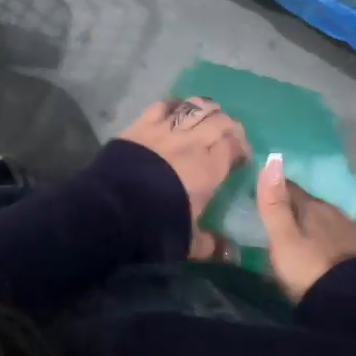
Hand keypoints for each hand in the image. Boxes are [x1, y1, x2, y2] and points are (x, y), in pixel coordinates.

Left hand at [116, 98, 250, 253]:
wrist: (114, 209)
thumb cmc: (158, 226)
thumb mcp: (190, 243)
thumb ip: (212, 244)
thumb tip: (230, 252)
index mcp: (209, 168)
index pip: (233, 145)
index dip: (241, 146)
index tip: (241, 155)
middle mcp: (192, 142)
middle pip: (218, 120)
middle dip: (228, 124)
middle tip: (229, 133)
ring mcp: (166, 129)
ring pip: (194, 107)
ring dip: (206, 109)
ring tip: (210, 113)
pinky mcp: (143, 124)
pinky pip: (164, 105)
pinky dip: (175, 103)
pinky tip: (178, 107)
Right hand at [257, 153, 355, 300]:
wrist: (354, 306)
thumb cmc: (310, 270)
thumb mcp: (283, 240)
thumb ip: (274, 203)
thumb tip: (272, 157)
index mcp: (312, 206)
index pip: (289, 187)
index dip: (274, 190)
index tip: (263, 198)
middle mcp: (334, 211)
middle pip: (309, 204)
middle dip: (296, 211)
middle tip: (281, 225)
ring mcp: (353, 231)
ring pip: (327, 221)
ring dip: (315, 227)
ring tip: (303, 243)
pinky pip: (342, 238)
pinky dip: (332, 242)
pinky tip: (327, 255)